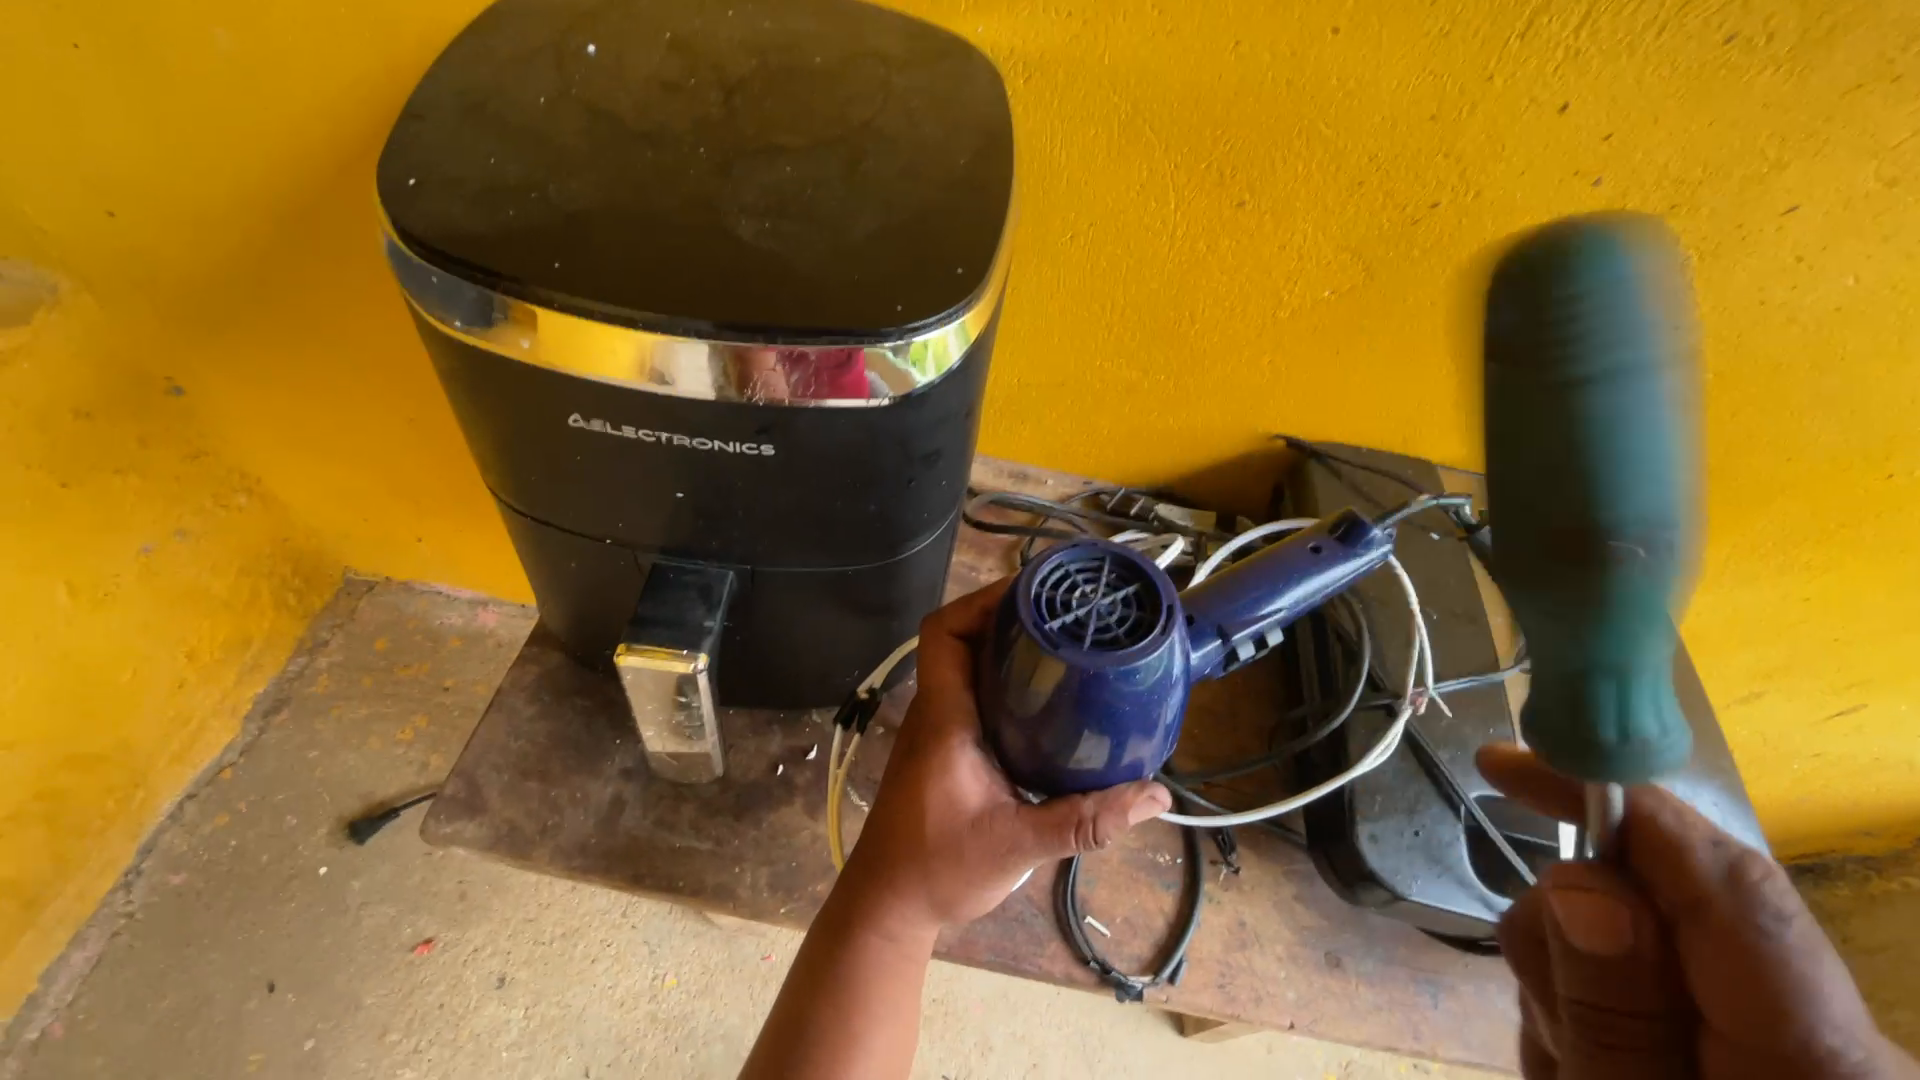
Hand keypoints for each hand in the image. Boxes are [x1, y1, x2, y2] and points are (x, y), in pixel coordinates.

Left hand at [837, 579, 1171, 934]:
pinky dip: (1006, 681)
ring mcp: (938, 728)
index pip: (944, 632)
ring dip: (1007, 647)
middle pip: (962, 638)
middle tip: (1067, 616)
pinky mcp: (945, 747)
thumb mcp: (1017, 845)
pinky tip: (1049, 699)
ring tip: (1065, 645)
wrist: (888, 904)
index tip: (1034, 595)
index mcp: (945, 716)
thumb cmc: (938, 869)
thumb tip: (1154, 796)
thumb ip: (1084, 820)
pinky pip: (974, 693)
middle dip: (1009, 617)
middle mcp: (936, 710)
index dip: (981, 601)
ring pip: (968, 664)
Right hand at [1478, 744, 1917, 1079]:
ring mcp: (1778, 1059)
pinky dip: (1582, 1025)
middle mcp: (1820, 1046)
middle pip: (1652, 918)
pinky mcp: (1734, 1066)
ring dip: (1566, 996)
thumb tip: (1583, 882)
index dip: (1617, 801)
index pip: (1723, 884)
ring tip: (1566, 1073)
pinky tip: (1581, 1071)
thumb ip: (1613, 1020)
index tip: (1506, 761)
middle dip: (1564, 940)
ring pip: (1625, 960)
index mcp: (1820, 1068)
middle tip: (1543, 1029)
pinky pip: (1631, 1005)